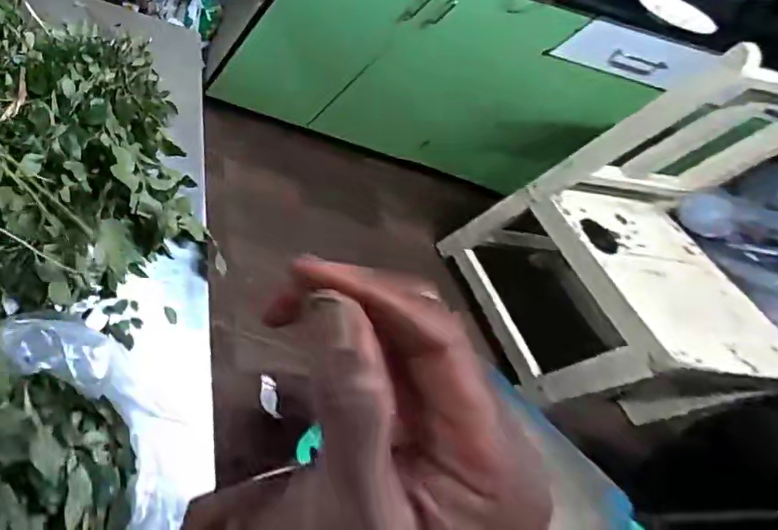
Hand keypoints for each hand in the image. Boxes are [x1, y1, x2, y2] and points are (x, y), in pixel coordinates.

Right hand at [260, 258, 549, 529]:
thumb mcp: (355, 504)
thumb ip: (353, 407)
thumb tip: (334, 302)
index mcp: (492, 456)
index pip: (441, 340)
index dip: (373, 292)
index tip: (303, 273)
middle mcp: (482, 427)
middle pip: (423, 326)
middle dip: (352, 296)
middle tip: (285, 294)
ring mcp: (449, 423)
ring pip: (401, 331)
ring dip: (342, 307)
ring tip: (285, 309)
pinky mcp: (416, 422)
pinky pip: (383, 354)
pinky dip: (340, 332)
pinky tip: (307, 332)